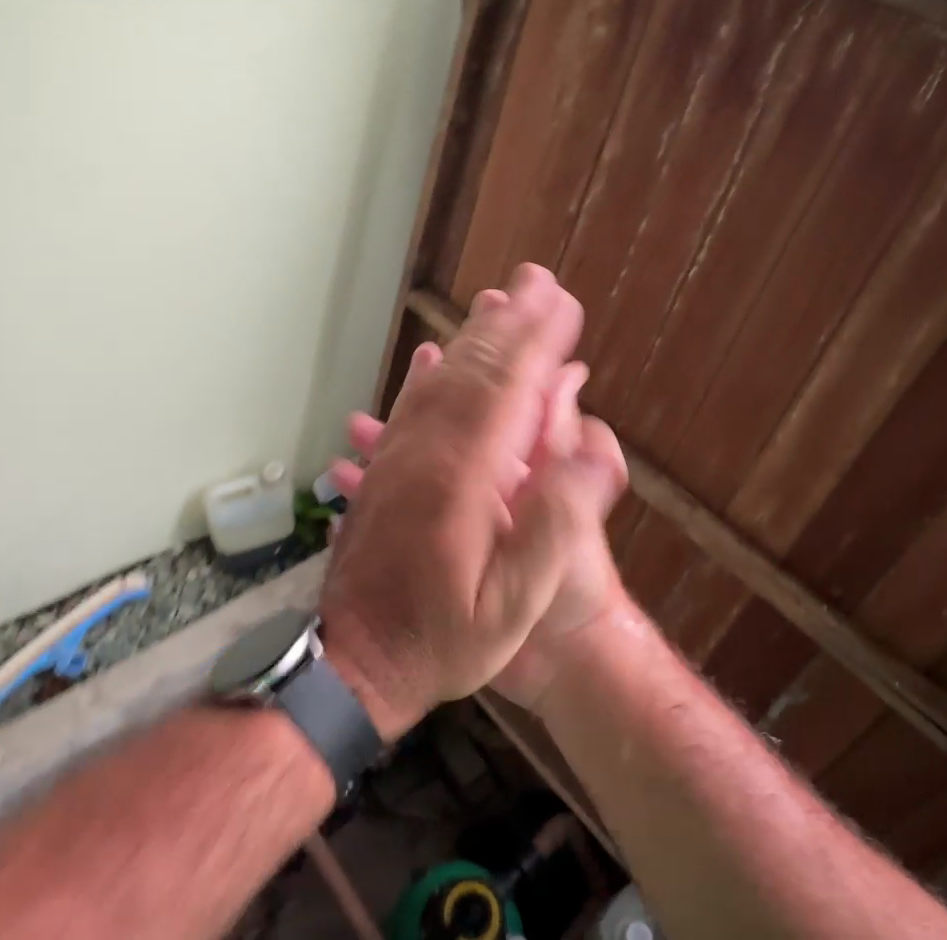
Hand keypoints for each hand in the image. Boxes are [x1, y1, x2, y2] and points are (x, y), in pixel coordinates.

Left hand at [323, 269, 627, 725]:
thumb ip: (553, 529)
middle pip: (471, 372)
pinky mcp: (381, 475)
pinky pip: (407, 409)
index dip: (538, 342)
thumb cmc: (441, 642)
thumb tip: (593, 453)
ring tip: (496, 304)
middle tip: (536, 281)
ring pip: (436, 383)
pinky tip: (431, 356)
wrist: (352, 664)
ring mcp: (395, 462)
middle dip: (509, 324)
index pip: (507, 390)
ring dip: (470, 339)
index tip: (563, 302)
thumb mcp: (513, 607)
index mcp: (461, 478)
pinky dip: (428, 374)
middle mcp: (423, 454)